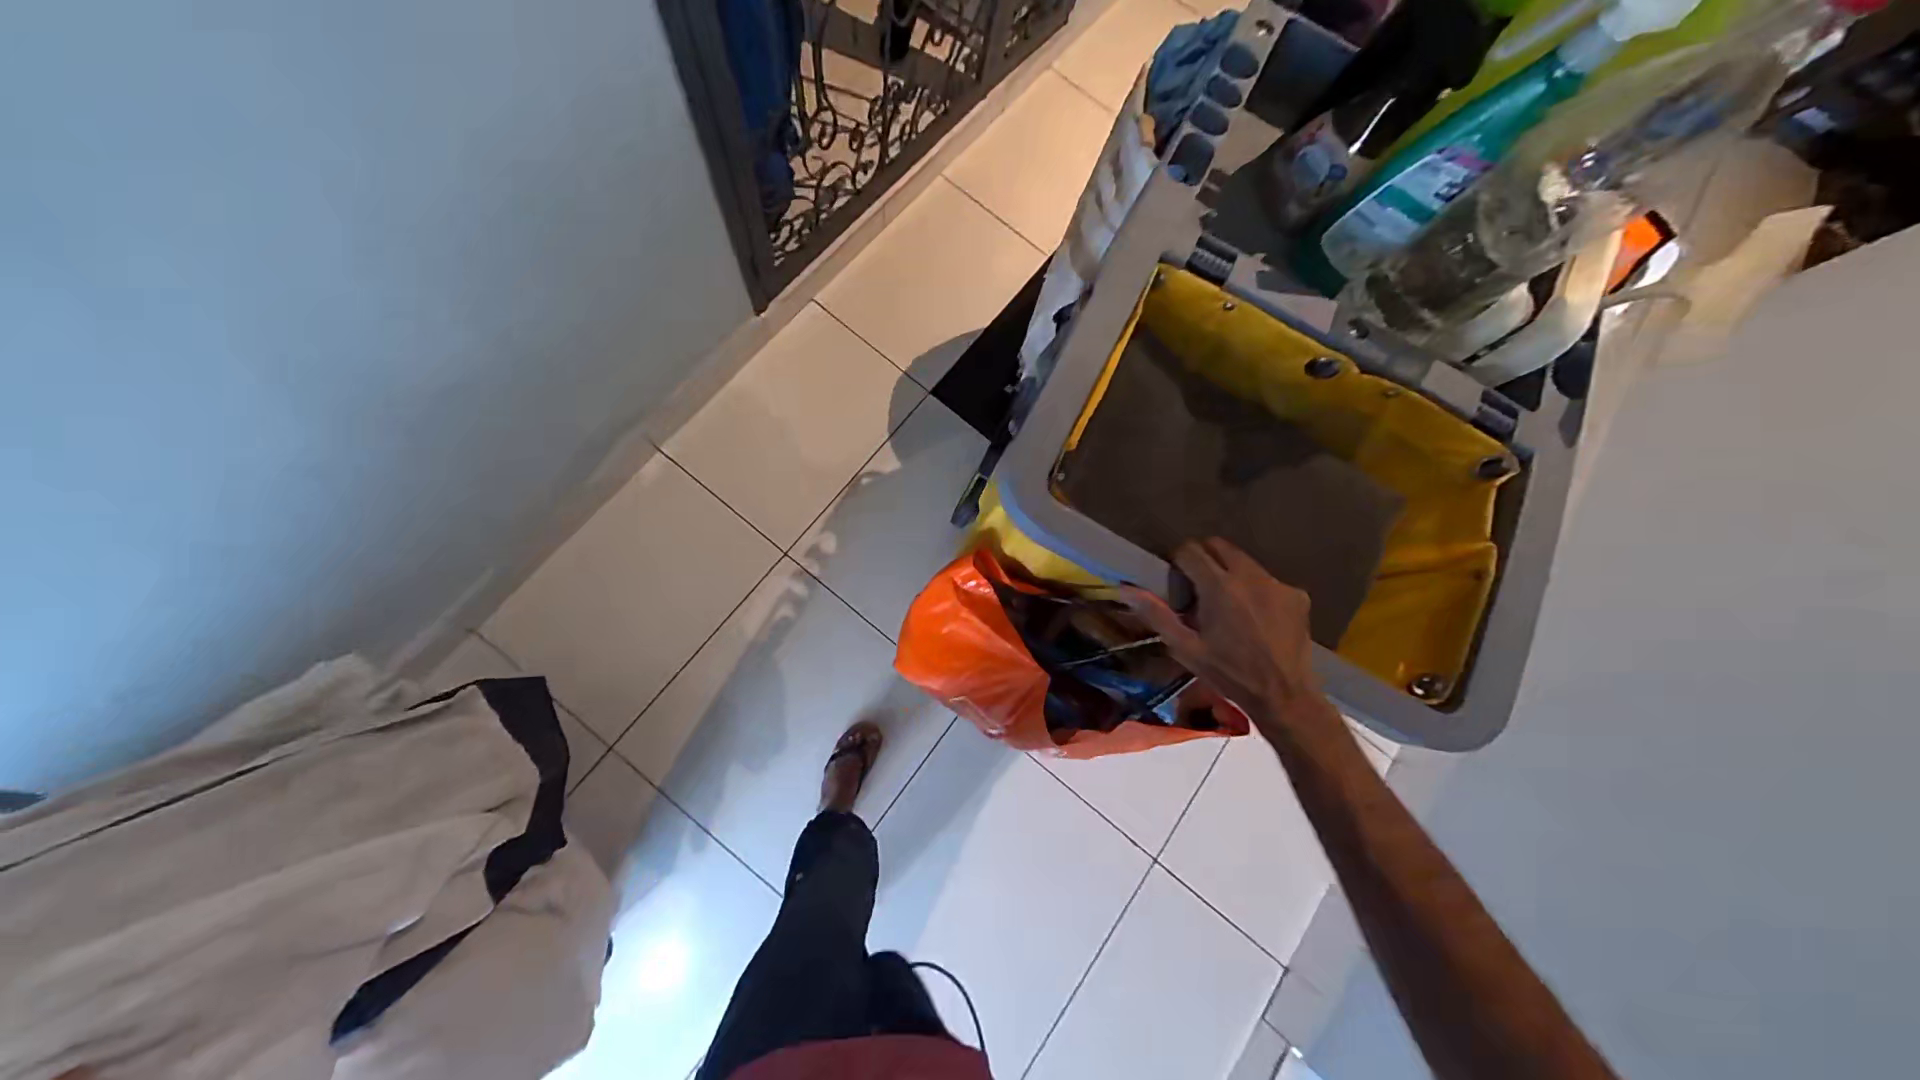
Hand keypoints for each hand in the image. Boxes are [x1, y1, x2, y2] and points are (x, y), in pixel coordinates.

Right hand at [1121, 539, 1333, 736]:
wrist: (1284, 695)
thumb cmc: (1229, 674)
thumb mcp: (1185, 648)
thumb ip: (1156, 614)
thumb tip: (1125, 590)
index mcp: (1219, 586)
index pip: (1190, 550)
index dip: (1178, 561)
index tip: (1176, 579)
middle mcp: (1250, 576)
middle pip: (1219, 546)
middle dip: (1204, 559)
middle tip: (1196, 587)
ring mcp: (1277, 584)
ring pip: (1244, 562)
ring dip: (1230, 574)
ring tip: (1227, 605)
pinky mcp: (1297, 595)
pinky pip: (1268, 581)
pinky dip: (1256, 591)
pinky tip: (1255, 618)